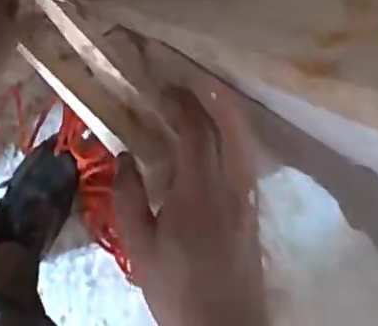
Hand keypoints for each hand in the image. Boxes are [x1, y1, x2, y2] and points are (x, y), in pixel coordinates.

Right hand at [114, 81, 266, 325]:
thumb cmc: (177, 291)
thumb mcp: (140, 246)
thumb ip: (129, 195)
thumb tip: (124, 155)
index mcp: (200, 190)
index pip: (197, 130)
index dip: (182, 103)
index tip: (163, 88)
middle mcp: (230, 188)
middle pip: (226, 129)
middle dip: (205, 100)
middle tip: (181, 86)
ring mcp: (247, 202)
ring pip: (242, 143)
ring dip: (225, 115)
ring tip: (205, 99)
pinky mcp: (252, 216)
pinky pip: (245, 162)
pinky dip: (232, 139)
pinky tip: (216, 141)